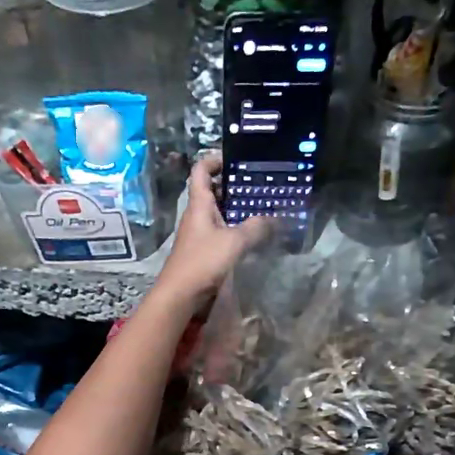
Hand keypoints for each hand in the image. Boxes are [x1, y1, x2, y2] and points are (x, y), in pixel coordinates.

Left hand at [152, 151, 270, 308]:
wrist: (179, 295)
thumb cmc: (202, 262)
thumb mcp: (234, 242)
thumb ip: (256, 228)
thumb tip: (274, 218)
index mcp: (198, 204)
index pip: (201, 170)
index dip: (216, 159)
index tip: (237, 159)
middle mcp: (196, 215)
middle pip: (212, 190)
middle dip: (233, 184)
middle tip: (259, 183)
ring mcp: (198, 233)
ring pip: (217, 212)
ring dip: (236, 208)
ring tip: (261, 205)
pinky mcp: (202, 250)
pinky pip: (219, 231)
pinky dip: (234, 227)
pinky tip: (251, 233)